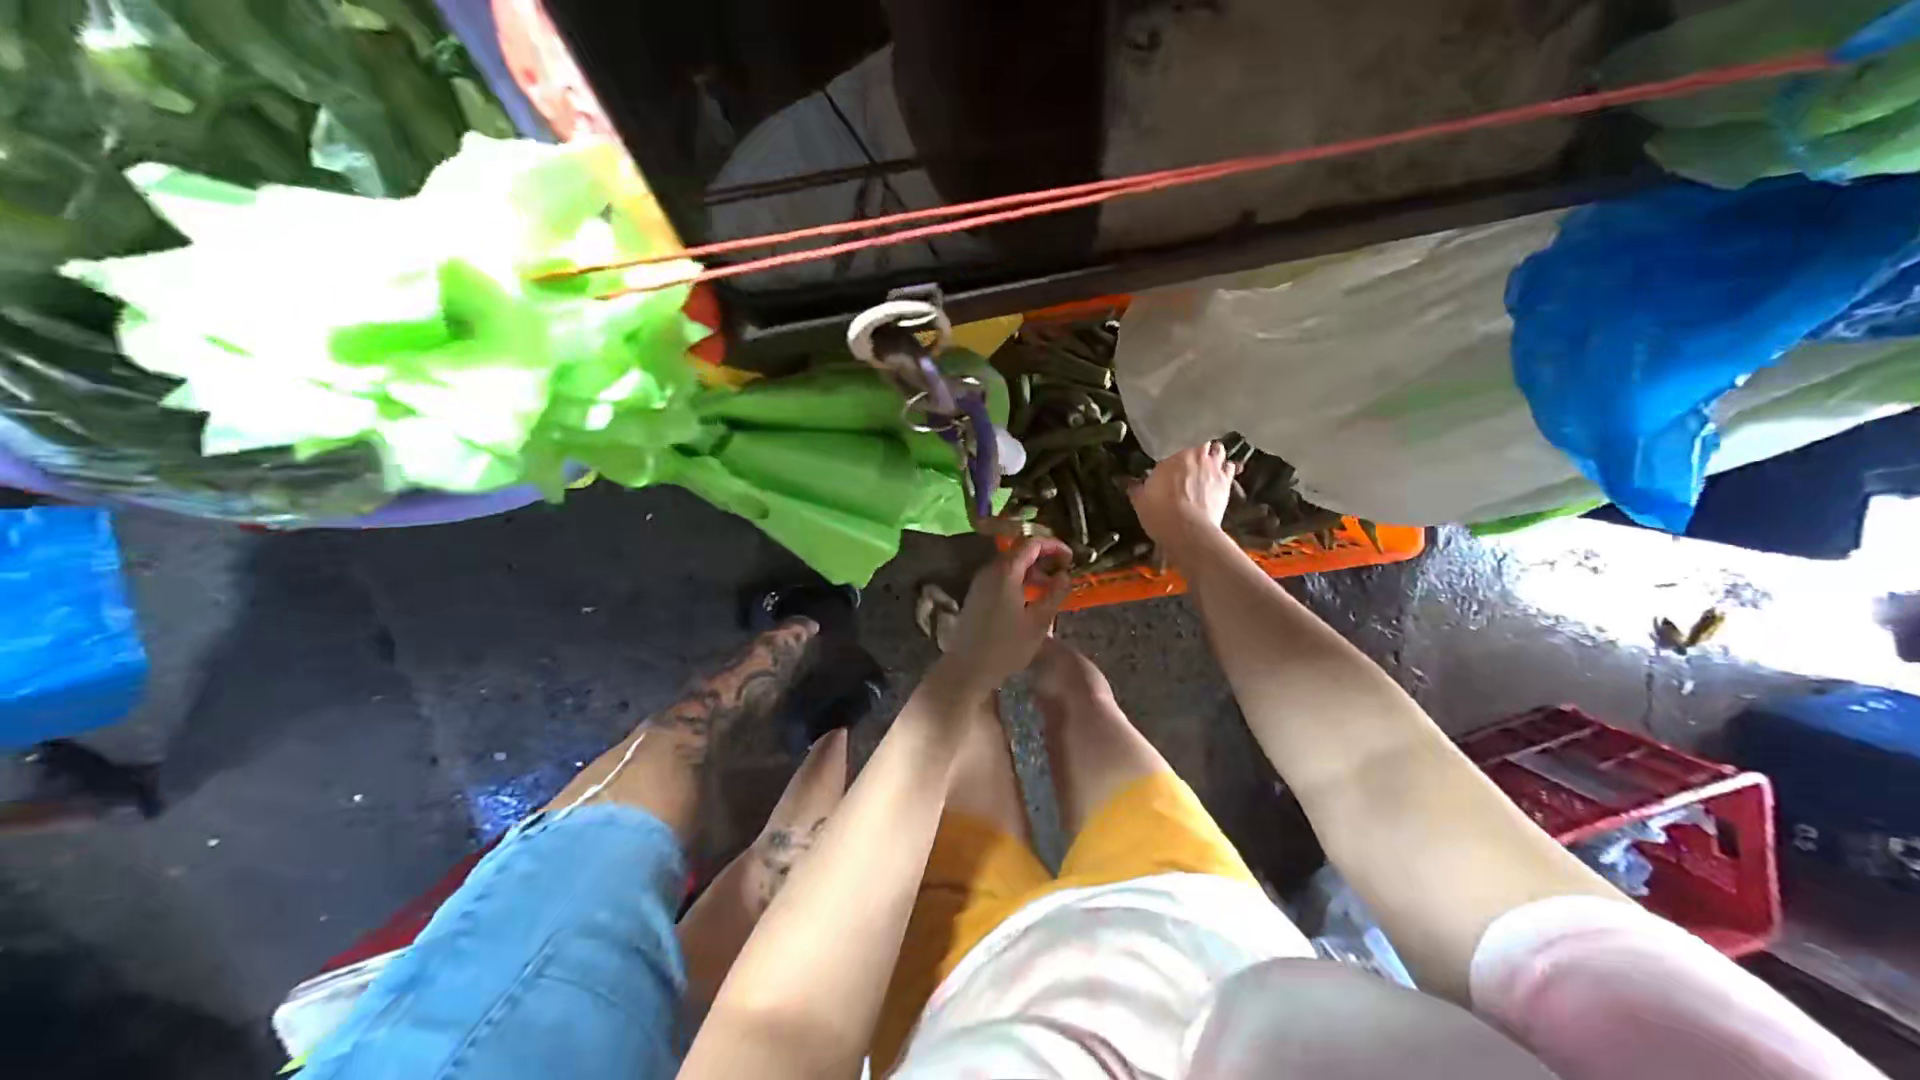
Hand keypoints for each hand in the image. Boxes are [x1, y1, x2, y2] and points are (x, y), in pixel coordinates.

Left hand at [939, 537, 1072, 693]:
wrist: (968, 668)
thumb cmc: (1007, 646)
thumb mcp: (1039, 621)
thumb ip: (1055, 593)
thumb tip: (1066, 574)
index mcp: (1005, 572)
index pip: (1031, 544)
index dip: (1054, 546)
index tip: (1071, 558)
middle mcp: (990, 570)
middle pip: (1019, 552)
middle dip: (1044, 559)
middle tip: (1063, 573)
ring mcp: (980, 582)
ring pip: (1010, 566)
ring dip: (1032, 572)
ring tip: (1050, 588)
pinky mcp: (976, 595)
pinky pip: (1001, 578)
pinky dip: (1019, 581)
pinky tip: (1030, 599)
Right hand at [1130, 442, 1234, 558]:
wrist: (1187, 531)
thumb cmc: (1160, 511)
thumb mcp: (1140, 499)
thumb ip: (1136, 487)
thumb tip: (1128, 482)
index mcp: (1176, 456)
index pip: (1179, 446)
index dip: (1178, 455)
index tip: (1173, 464)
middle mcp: (1198, 457)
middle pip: (1203, 445)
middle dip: (1200, 451)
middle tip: (1194, 460)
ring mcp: (1215, 469)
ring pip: (1220, 452)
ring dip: (1216, 456)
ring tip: (1211, 464)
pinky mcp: (1227, 484)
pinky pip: (1231, 469)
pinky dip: (1228, 470)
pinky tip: (1223, 476)